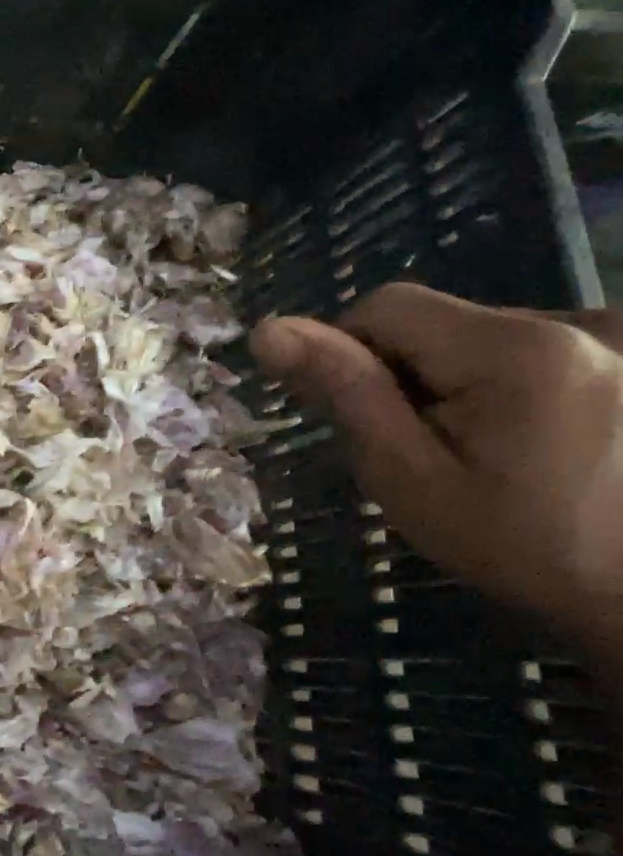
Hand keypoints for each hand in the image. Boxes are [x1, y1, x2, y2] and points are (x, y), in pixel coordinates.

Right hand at [248, 283, 622, 643]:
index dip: (354, 355)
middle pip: (447, 323)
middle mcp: (588, 322)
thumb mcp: (408, 477)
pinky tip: (557, 442)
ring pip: (493, 336)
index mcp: (520, 350)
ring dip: (476, 382)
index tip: (377, 421)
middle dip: (423, 376)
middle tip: (447, 452)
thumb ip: (344, 391)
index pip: (386, 307)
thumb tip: (267, 331)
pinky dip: (528, 386)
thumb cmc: (527, 548)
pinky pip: (549, 347)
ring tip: (510, 454)